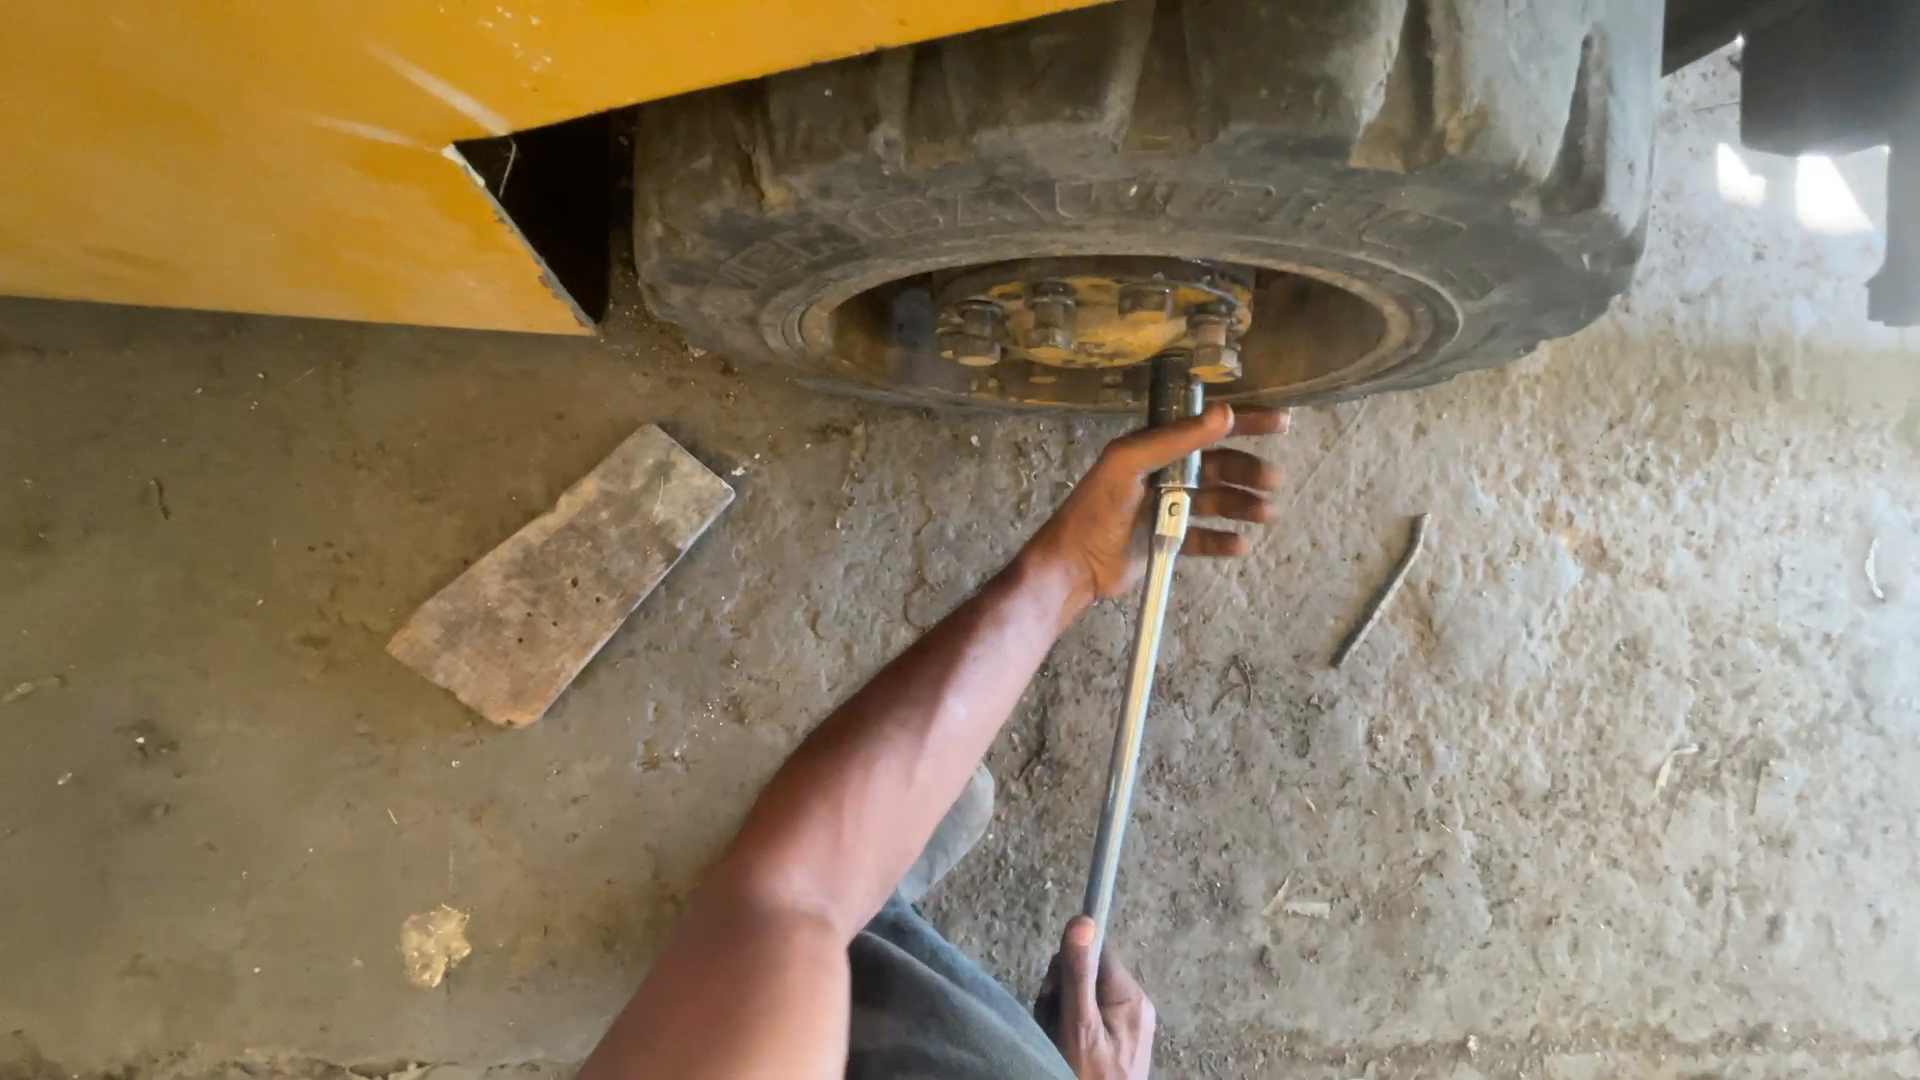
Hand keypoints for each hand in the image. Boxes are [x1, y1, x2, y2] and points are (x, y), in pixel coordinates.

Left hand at [1024, 404, 1288, 601]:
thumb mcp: (1128, 464)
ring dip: (1244, 504)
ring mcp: (1166, 509)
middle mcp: (1162, 475)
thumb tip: (1224, 413)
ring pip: (1216, 501)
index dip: (1243, 422)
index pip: (1204, 428)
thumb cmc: (1097, 509)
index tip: (1280, 421)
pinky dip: (1224, 539)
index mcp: (1152, 449)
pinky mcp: (1167, 541)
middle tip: (1274, 480)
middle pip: (1218, 466)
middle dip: (1248, 470)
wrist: (1076, 564)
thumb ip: (1174, 439)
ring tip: (1267, 514)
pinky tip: (1240, 544)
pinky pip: (1204, 537)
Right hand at [1035, 917, 1155, 1079]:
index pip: (1095, 952)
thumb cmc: (1089, 1078)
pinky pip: (1086, 1018)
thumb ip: (1078, 974)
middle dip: (1060, 994)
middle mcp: (1134, 1006)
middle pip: (1085, 973)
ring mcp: (1126, 1026)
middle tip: (1054, 1024)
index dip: (1068, 966)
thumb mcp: (1079, 1026)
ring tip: (1057, 1041)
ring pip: (1081, 996)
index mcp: (1132, 997)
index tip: (1056, 993)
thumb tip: (1082, 919)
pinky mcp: (1116, 1042)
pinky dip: (1068, 1029)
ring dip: (1060, 1014)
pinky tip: (1063, 1048)